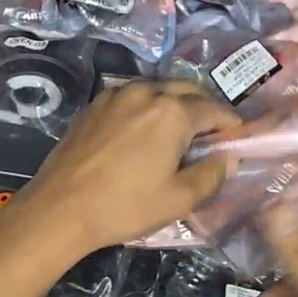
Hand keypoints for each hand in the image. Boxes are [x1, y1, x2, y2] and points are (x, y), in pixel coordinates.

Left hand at [10, 80, 240, 257]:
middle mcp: (146, 92)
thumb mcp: (178, 199)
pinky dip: (145, 107)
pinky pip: (130, 97)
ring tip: (178, 129)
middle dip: (203, 106)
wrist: (61, 207)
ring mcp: (116, 94)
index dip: (228, 123)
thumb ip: (210, 175)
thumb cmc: (125, 205)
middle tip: (211, 131)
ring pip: (156, 89)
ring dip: (173, 103)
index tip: (237, 136)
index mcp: (172, 112)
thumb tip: (227, 158)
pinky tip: (142, 130)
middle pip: (186, 90)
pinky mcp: (94, 104)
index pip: (213, 109)